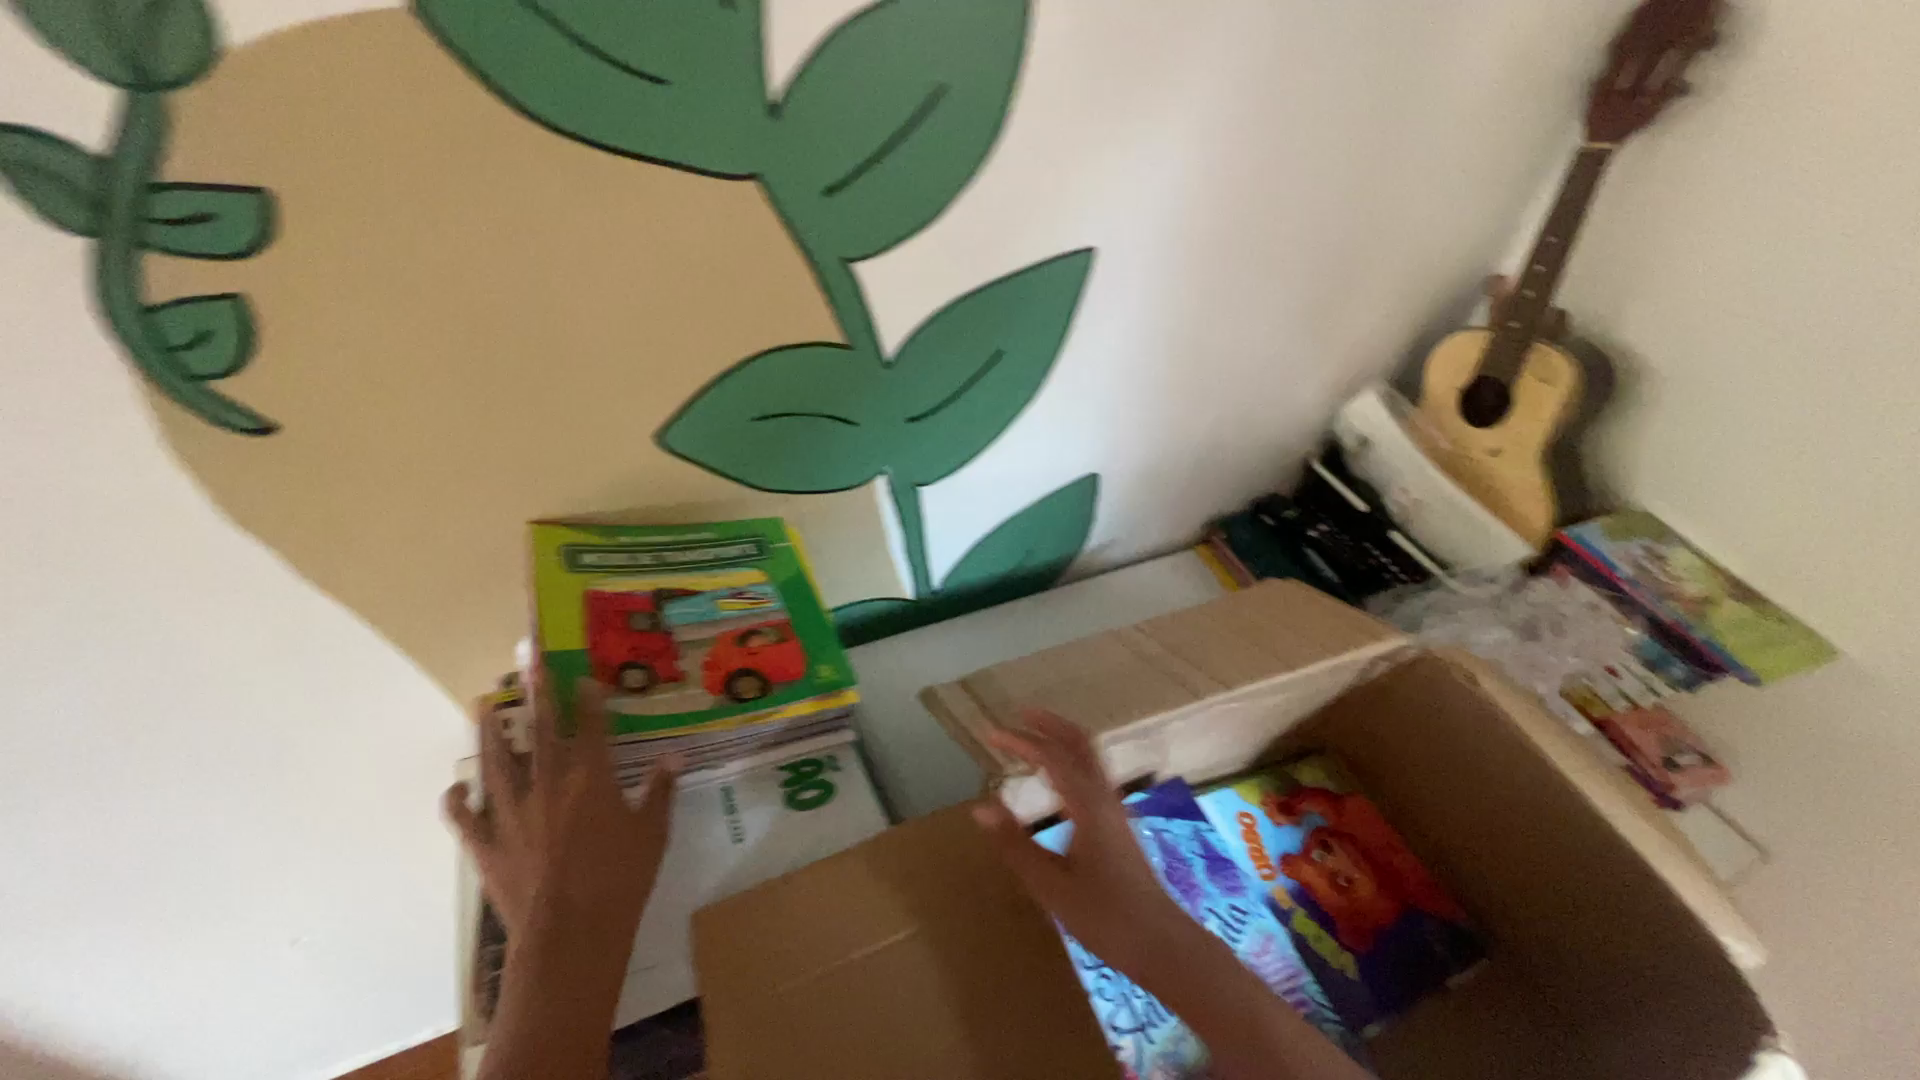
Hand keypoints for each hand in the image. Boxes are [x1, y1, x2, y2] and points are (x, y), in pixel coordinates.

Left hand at [443, 675, 677, 948]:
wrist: (570, 934)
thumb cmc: (621, 879)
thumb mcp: (653, 832)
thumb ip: (661, 790)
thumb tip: (675, 756)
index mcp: (591, 777)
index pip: (590, 725)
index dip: (588, 698)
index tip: (584, 676)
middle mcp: (547, 782)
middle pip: (540, 728)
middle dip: (535, 693)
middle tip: (526, 662)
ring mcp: (511, 811)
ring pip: (495, 761)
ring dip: (488, 731)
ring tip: (481, 703)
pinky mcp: (486, 843)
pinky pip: (464, 815)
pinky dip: (458, 799)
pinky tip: (457, 786)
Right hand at [971, 709, 1194, 978]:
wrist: (1162, 942)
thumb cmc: (1105, 917)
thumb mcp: (1050, 886)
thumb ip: (1015, 844)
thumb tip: (980, 807)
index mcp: (1088, 805)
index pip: (1051, 756)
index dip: (1020, 741)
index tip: (990, 734)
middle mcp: (1105, 798)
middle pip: (1081, 743)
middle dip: (1050, 724)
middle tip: (1020, 715)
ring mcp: (1117, 810)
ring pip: (1091, 757)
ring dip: (1062, 740)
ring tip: (1034, 739)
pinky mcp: (1120, 825)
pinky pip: (1094, 774)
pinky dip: (1072, 760)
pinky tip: (1057, 780)